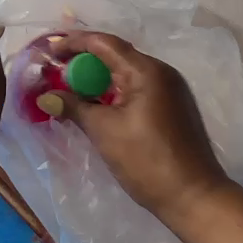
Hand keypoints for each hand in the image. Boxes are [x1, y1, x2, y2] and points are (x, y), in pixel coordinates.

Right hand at [56, 31, 232, 229]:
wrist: (196, 199)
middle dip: (83, 60)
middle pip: (115, 54)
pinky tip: (97, 103)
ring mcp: (170, 89)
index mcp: (146, 70)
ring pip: (126, 72)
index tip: (49, 50)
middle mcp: (161, 72)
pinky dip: (114, 91)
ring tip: (70, 86)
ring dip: (98, 77)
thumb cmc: (147, 162)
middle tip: (55, 69)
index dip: (73, 43)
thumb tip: (46, 96)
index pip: (104, 43)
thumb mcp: (104, 132)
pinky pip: (136, 87)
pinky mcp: (172, 106)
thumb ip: (74, 106)